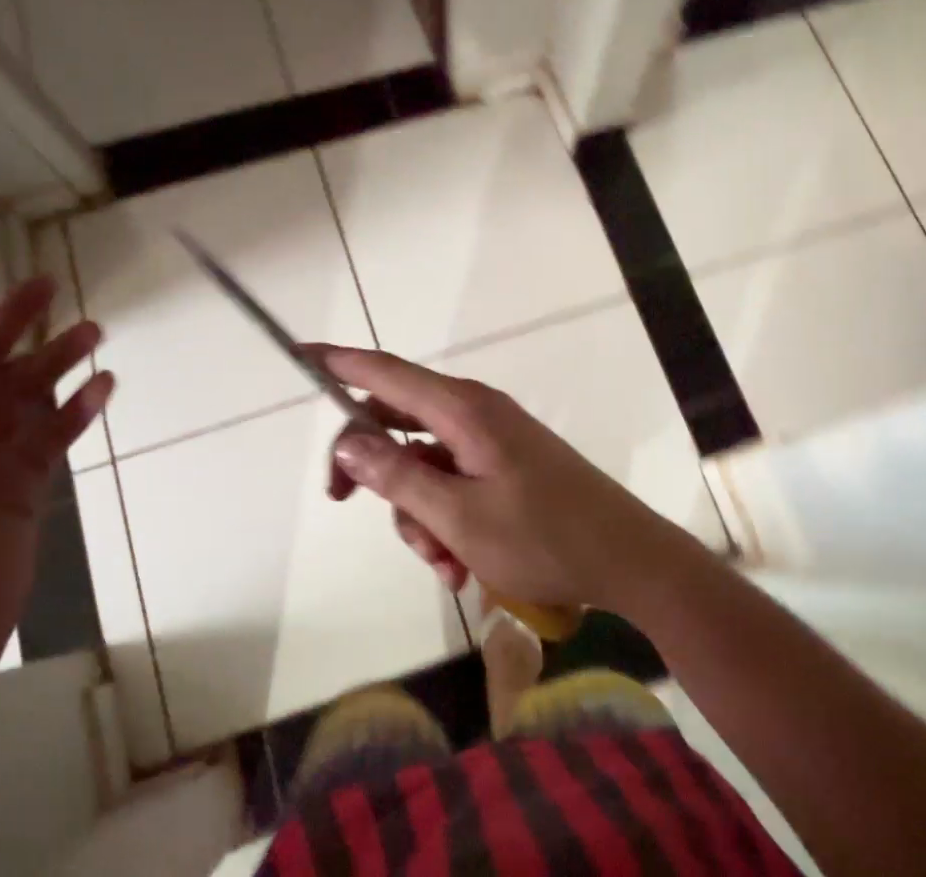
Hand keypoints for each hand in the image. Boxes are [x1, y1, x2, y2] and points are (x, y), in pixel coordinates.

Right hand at [312, 345, 686, 609]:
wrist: (627, 560)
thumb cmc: (543, 538)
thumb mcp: (458, 516)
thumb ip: (397, 477)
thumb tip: (349, 441)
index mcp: (463, 411)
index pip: (385, 373)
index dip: (338, 364)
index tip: (297, 358)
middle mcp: (475, 415)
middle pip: (396, 423)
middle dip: (375, 472)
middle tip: (344, 505)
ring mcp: (493, 442)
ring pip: (423, 465)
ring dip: (418, 515)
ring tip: (444, 564)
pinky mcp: (507, 469)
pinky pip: (455, 485)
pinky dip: (446, 522)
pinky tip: (460, 567)